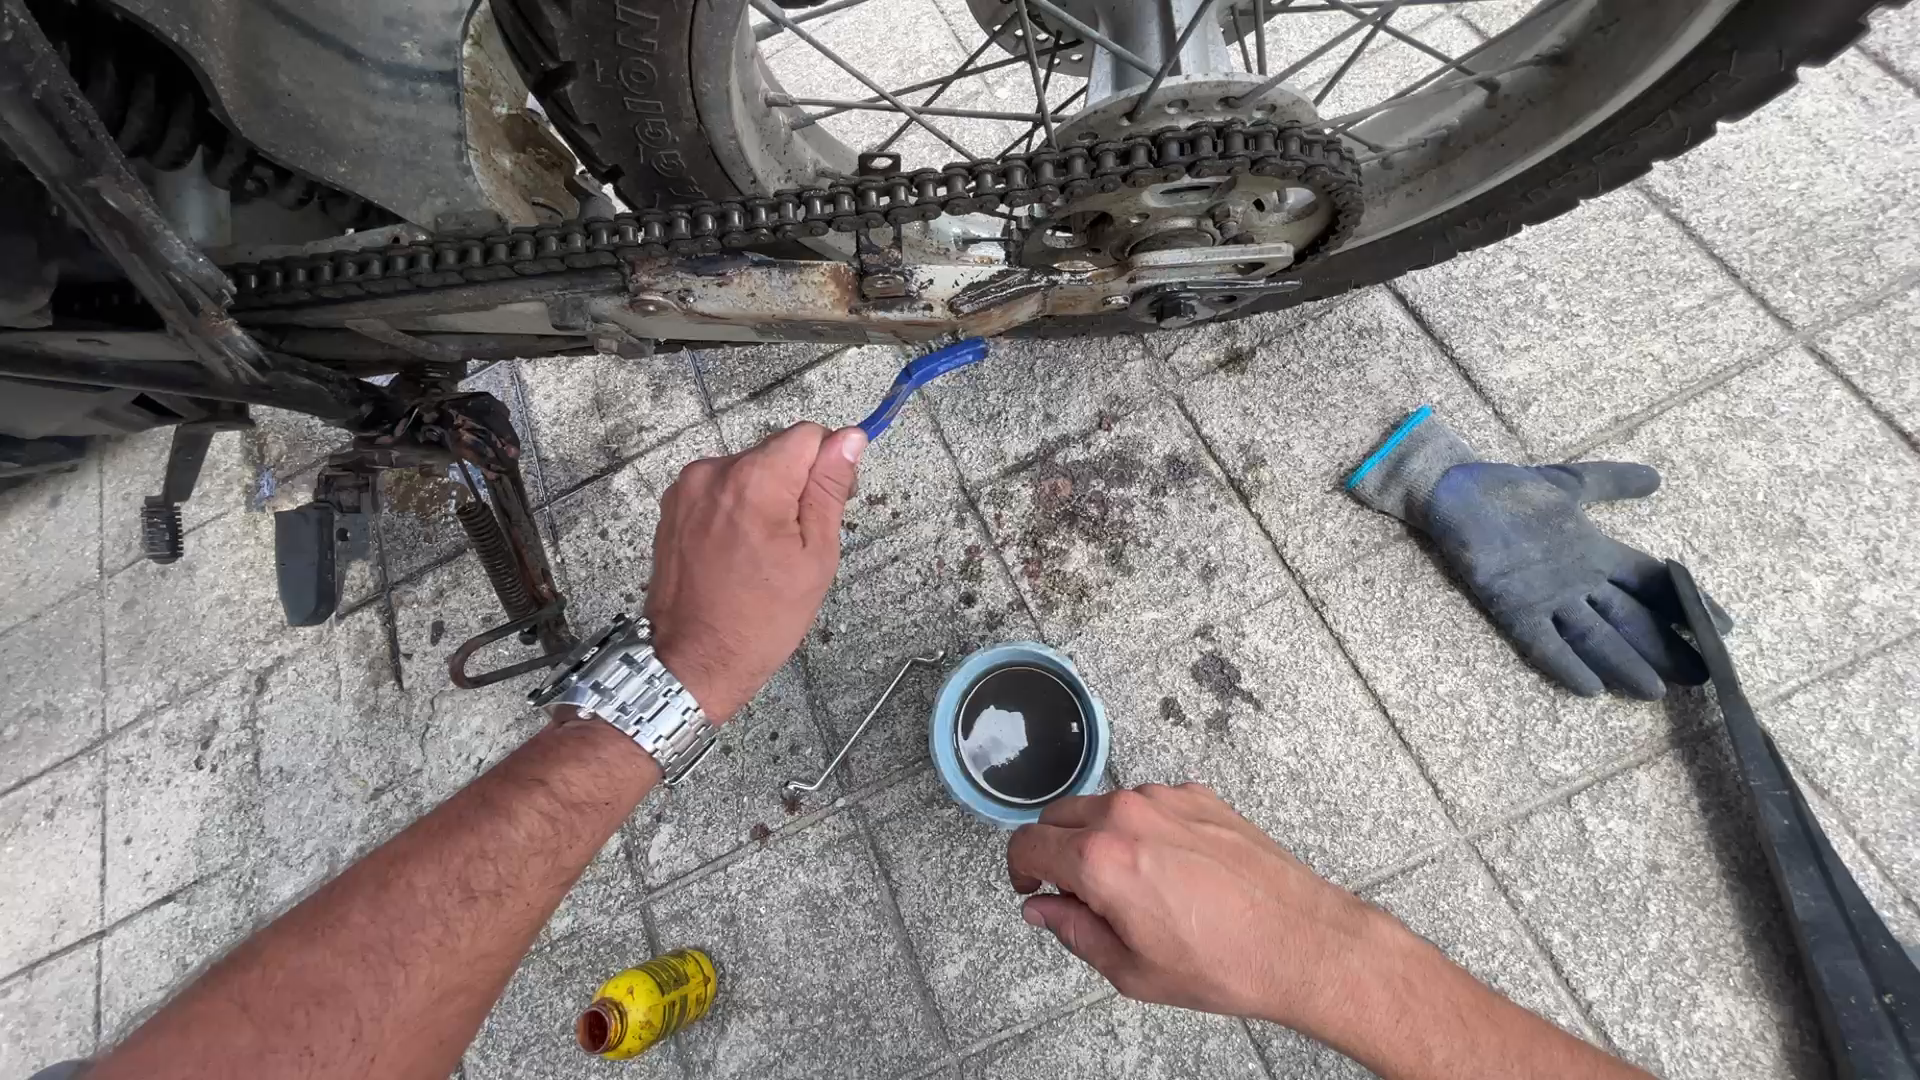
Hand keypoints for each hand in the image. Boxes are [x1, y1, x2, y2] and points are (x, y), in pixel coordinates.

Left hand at [644, 423, 865, 722]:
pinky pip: (722, 487)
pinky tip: (740, 548)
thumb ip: (830, 488)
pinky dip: (739, 506)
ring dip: (767, 494)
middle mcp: (713, 471)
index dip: (829, 462)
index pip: (807, 435)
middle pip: (777, 449)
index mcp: (754, 481)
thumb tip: (850, 439)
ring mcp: (687, 487)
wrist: (693, 661)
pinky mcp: (672, 505)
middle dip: (797, 481)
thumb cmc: (762, 619)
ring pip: (750, 468)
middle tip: (800, 537)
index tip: (830, 500)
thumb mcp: (815, 555)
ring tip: (766, 548)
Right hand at [1007, 784, 1386, 1034]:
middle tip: (1079, 890)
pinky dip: (1141, 826)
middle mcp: (1124, 814)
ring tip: (1134, 881)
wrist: (1303, 940)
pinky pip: (1146, 801)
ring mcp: (1162, 797)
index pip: (1027, 842)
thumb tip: (1039, 908)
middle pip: (1058, 815)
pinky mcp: (1194, 793)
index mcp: (1100, 859)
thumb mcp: (1131, 970)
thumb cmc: (1222, 963)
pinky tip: (1172, 865)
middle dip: (1055, 849)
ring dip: (1098, 835)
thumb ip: (1072, 930)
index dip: (1019, 868)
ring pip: (1102, 805)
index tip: (1031, 885)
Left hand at [1426, 461, 1732, 698]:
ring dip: (1623, 663)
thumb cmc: (1508, 490)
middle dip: (1665, 648)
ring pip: (1593, 635)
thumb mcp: (1567, 484)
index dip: (1688, 604)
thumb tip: (1656, 479)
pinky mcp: (1510, 604)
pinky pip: (1541, 639)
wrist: (1455, 492)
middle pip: (1630, 619)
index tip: (1727, 629)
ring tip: (1653, 691)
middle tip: (1703, 678)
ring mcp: (1545, 596)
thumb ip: (1610, 483)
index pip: (1653, 583)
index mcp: (1595, 552)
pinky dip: (1564, 663)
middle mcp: (1576, 581)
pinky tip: (1589, 688)